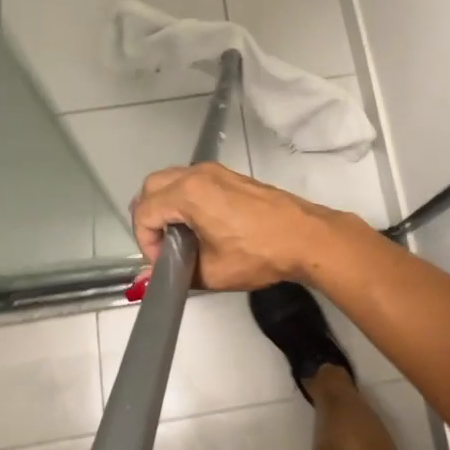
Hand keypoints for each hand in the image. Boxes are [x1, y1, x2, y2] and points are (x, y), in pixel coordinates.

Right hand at [129, 163, 352, 289]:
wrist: (305, 237)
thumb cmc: (258, 254)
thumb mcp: (212, 272)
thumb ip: (176, 273)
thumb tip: (155, 278)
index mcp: (188, 194)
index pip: (144, 212)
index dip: (145, 241)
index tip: (162, 263)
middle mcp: (197, 174)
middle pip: (152, 186)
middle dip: (149, 217)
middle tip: (162, 247)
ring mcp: (215, 171)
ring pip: (171, 179)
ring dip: (165, 205)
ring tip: (179, 238)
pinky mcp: (230, 175)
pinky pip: (192, 180)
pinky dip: (183, 198)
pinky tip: (199, 225)